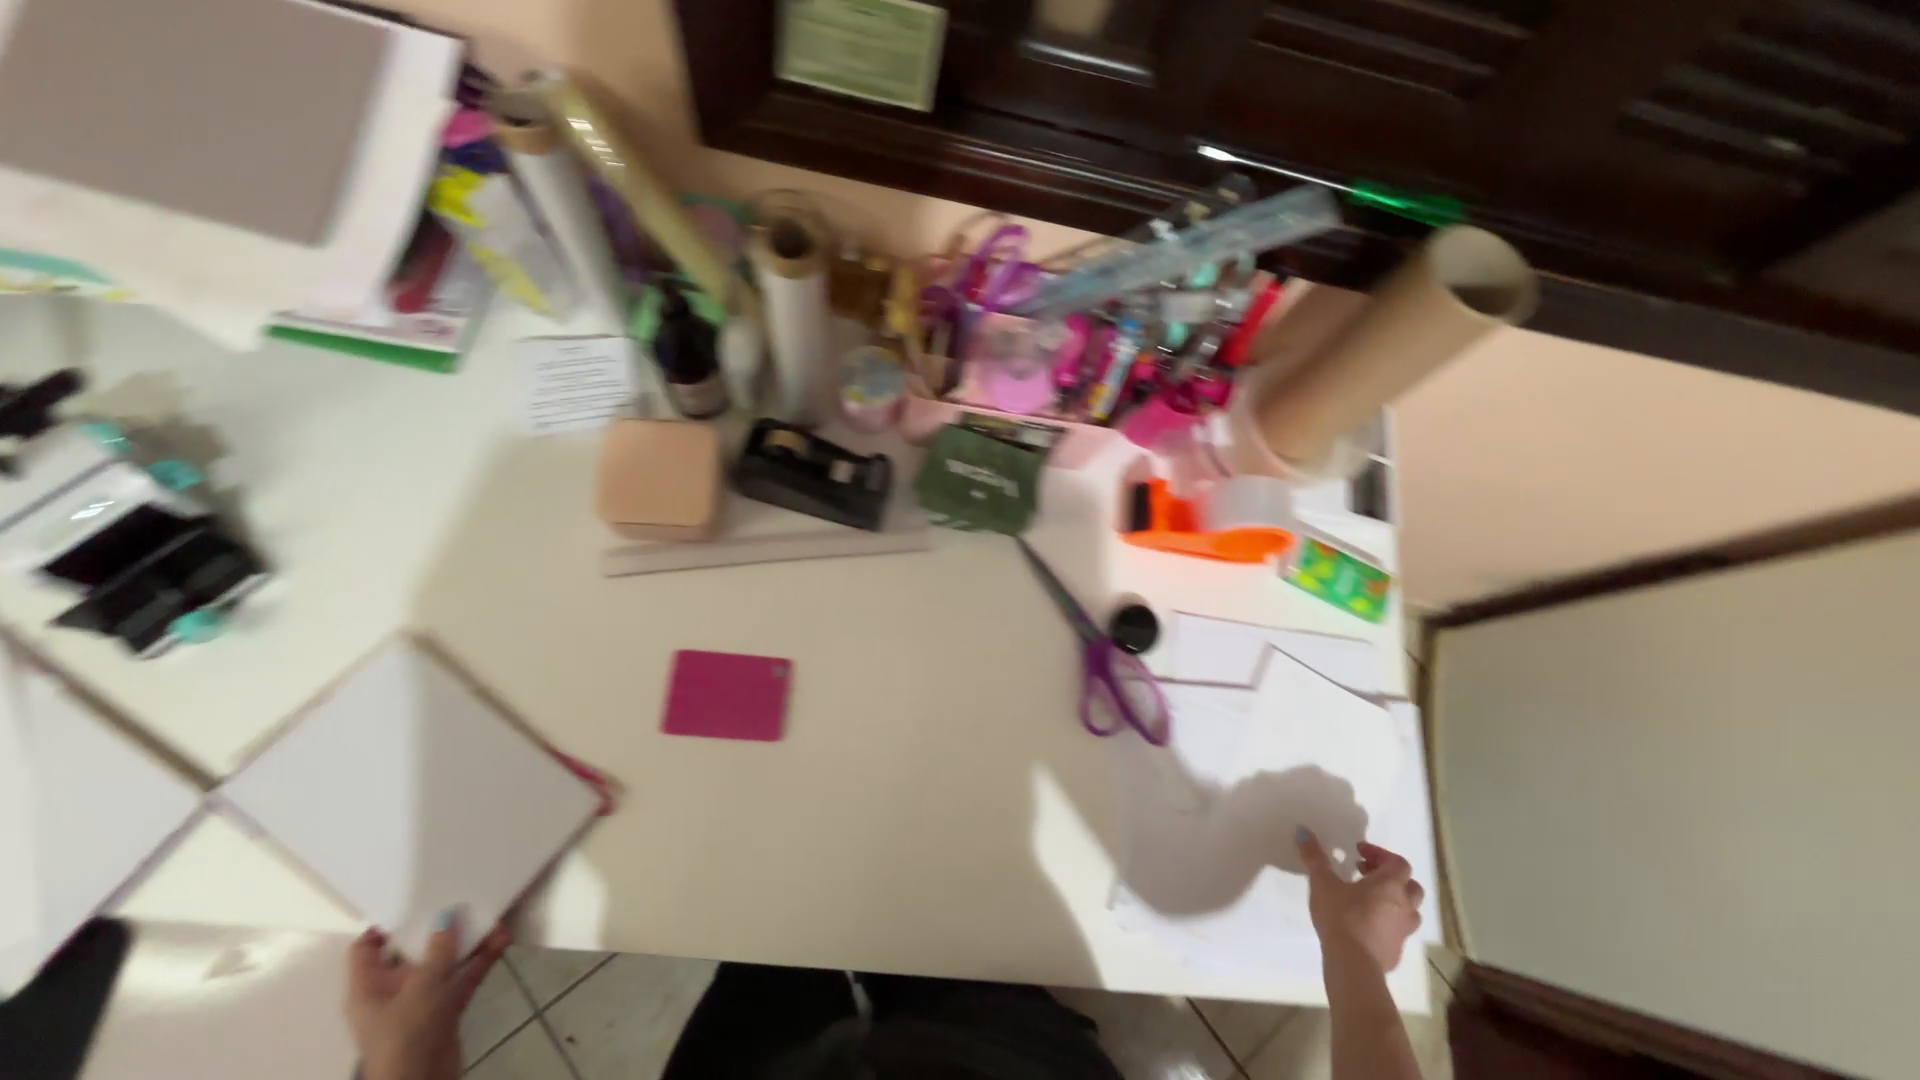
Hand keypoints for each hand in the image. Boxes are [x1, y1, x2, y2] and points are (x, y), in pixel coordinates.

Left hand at [346, 909, 511, 1079]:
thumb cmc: (406, 1036)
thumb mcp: (422, 988)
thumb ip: (439, 951)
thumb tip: (449, 914)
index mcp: (369, 987)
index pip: (366, 949)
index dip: (384, 925)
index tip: (414, 900)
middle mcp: (392, 990)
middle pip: (413, 951)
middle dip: (439, 928)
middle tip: (463, 899)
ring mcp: (421, 1001)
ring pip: (444, 963)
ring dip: (468, 943)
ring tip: (493, 918)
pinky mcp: (445, 1010)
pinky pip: (463, 978)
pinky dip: (480, 961)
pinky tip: (501, 941)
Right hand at [1296, 830, 1423, 974]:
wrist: (1354, 964)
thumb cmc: (1341, 917)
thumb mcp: (1322, 883)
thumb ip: (1315, 857)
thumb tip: (1304, 831)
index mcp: (1389, 885)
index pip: (1398, 862)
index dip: (1380, 854)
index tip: (1358, 853)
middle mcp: (1404, 906)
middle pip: (1410, 885)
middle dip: (1391, 877)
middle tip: (1365, 874)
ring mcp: (1404, 930)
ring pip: (1409, 910)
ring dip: (1394, 900)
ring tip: (1369, 900)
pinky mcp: (1397, 950)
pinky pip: (1398, 930)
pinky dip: (1387, 922)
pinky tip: (1366, 925)